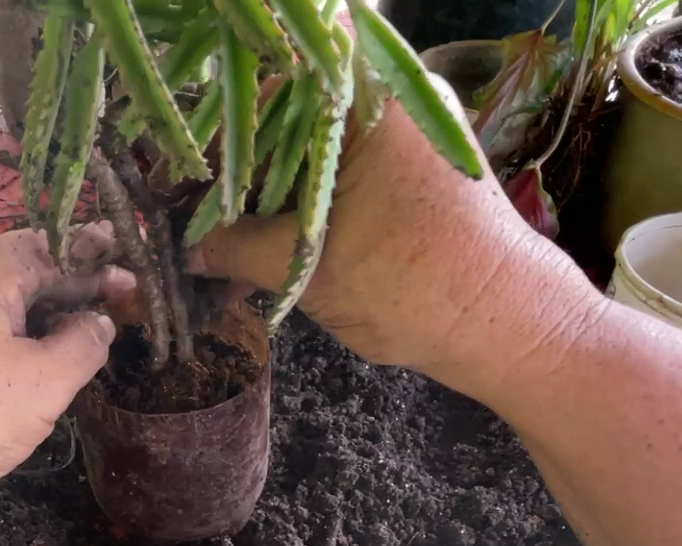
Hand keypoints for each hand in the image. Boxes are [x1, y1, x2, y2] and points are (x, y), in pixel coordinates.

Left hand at [0, 225, 133, 524]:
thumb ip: (85, 342)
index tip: (132, 282)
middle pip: (24, 268)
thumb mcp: (48, 380)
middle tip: (110, 314)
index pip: (54, 248)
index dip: (98, 265)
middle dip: (69, 290)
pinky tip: (30, 361)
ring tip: (76, 343)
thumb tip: (98, 322)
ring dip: (40, 316)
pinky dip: (8, 332)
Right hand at [189, 102, 608, 401]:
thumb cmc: (408, 284)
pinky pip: (337, 177)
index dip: (215, 130)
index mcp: (366, 98)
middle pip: (285, 118)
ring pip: (308, 152)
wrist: (499, 324)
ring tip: (227, 248)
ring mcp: (399, 136)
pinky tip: (267, 250)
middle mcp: (387, 99)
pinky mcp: (404, 173)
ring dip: (265, 199)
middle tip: (199, 223)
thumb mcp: (307, 267)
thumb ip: (234, 249)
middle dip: (237, 173)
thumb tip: (186, 250)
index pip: (266, 85)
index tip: (182, 178)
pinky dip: (299, 208)